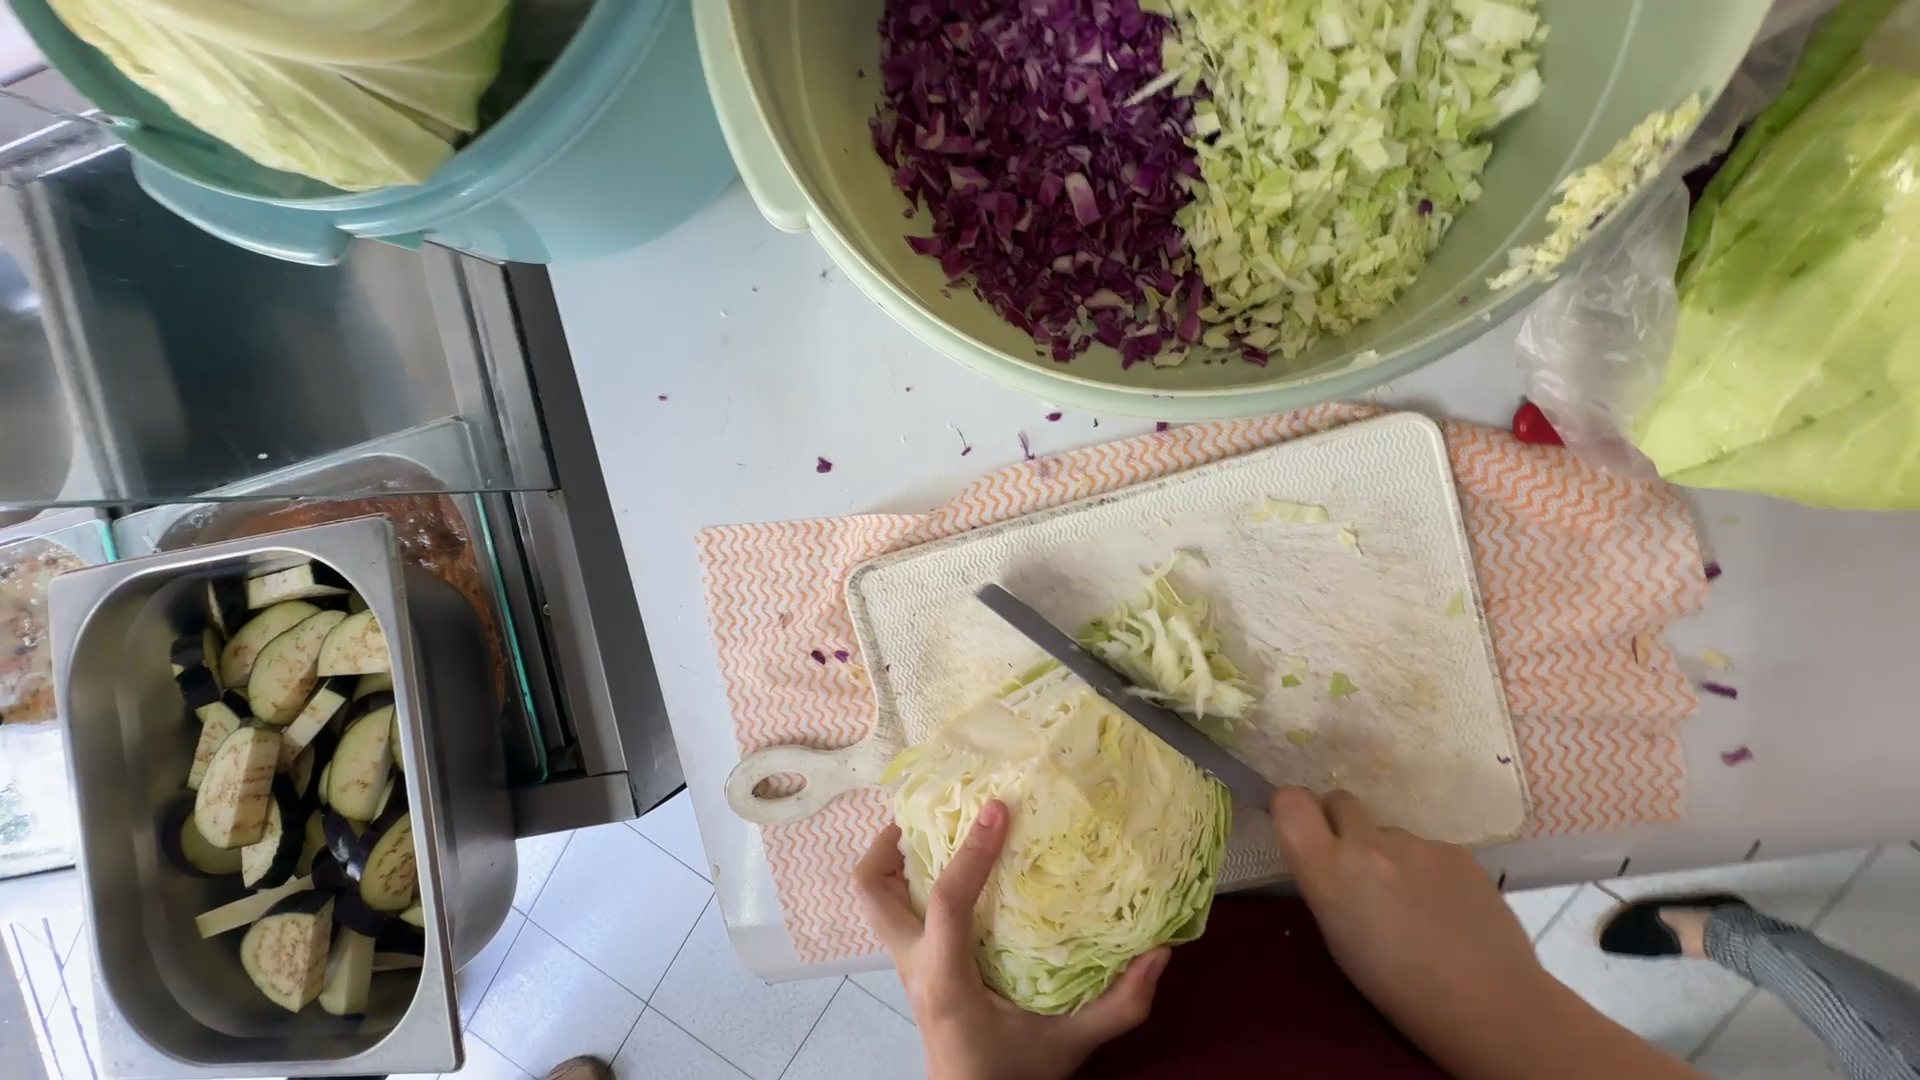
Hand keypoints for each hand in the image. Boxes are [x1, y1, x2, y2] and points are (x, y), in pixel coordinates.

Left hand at [854, 799, 1168, 1079]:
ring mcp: (906, 966)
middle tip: (933, 812)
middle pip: (871, 890)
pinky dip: (904, 879)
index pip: (947, 902)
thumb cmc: (1012, 1076)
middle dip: (889, 841)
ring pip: (872, 898)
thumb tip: (1160, 952)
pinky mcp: (911, 967)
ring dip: (891, 857)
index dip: (971, 852)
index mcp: (947, 980)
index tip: (997, 810)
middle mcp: (914, 966)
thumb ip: (1118, 1005)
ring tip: (933, 828)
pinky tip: (947, 868)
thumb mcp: (1070, 1046)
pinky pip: (892, 910)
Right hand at [1268, 787, 1550, 1036]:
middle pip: (1339, 800)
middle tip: (1359, 867)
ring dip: (1391, 855)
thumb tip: (1329, 855)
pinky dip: (1429, 870)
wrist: (1494, 1009)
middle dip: (1342, 824)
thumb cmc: (1397, 988)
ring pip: (1388, 831)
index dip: (1292, 809)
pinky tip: (1447, 908)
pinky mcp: (1457, 851)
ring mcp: (1416, 844)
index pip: (1290, 801)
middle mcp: (1366, 844)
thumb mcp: (1336, 936)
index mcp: (1327, 870)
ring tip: (1415, 904)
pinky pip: (1428, 848)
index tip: (1304, 829)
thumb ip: (1325, 881)